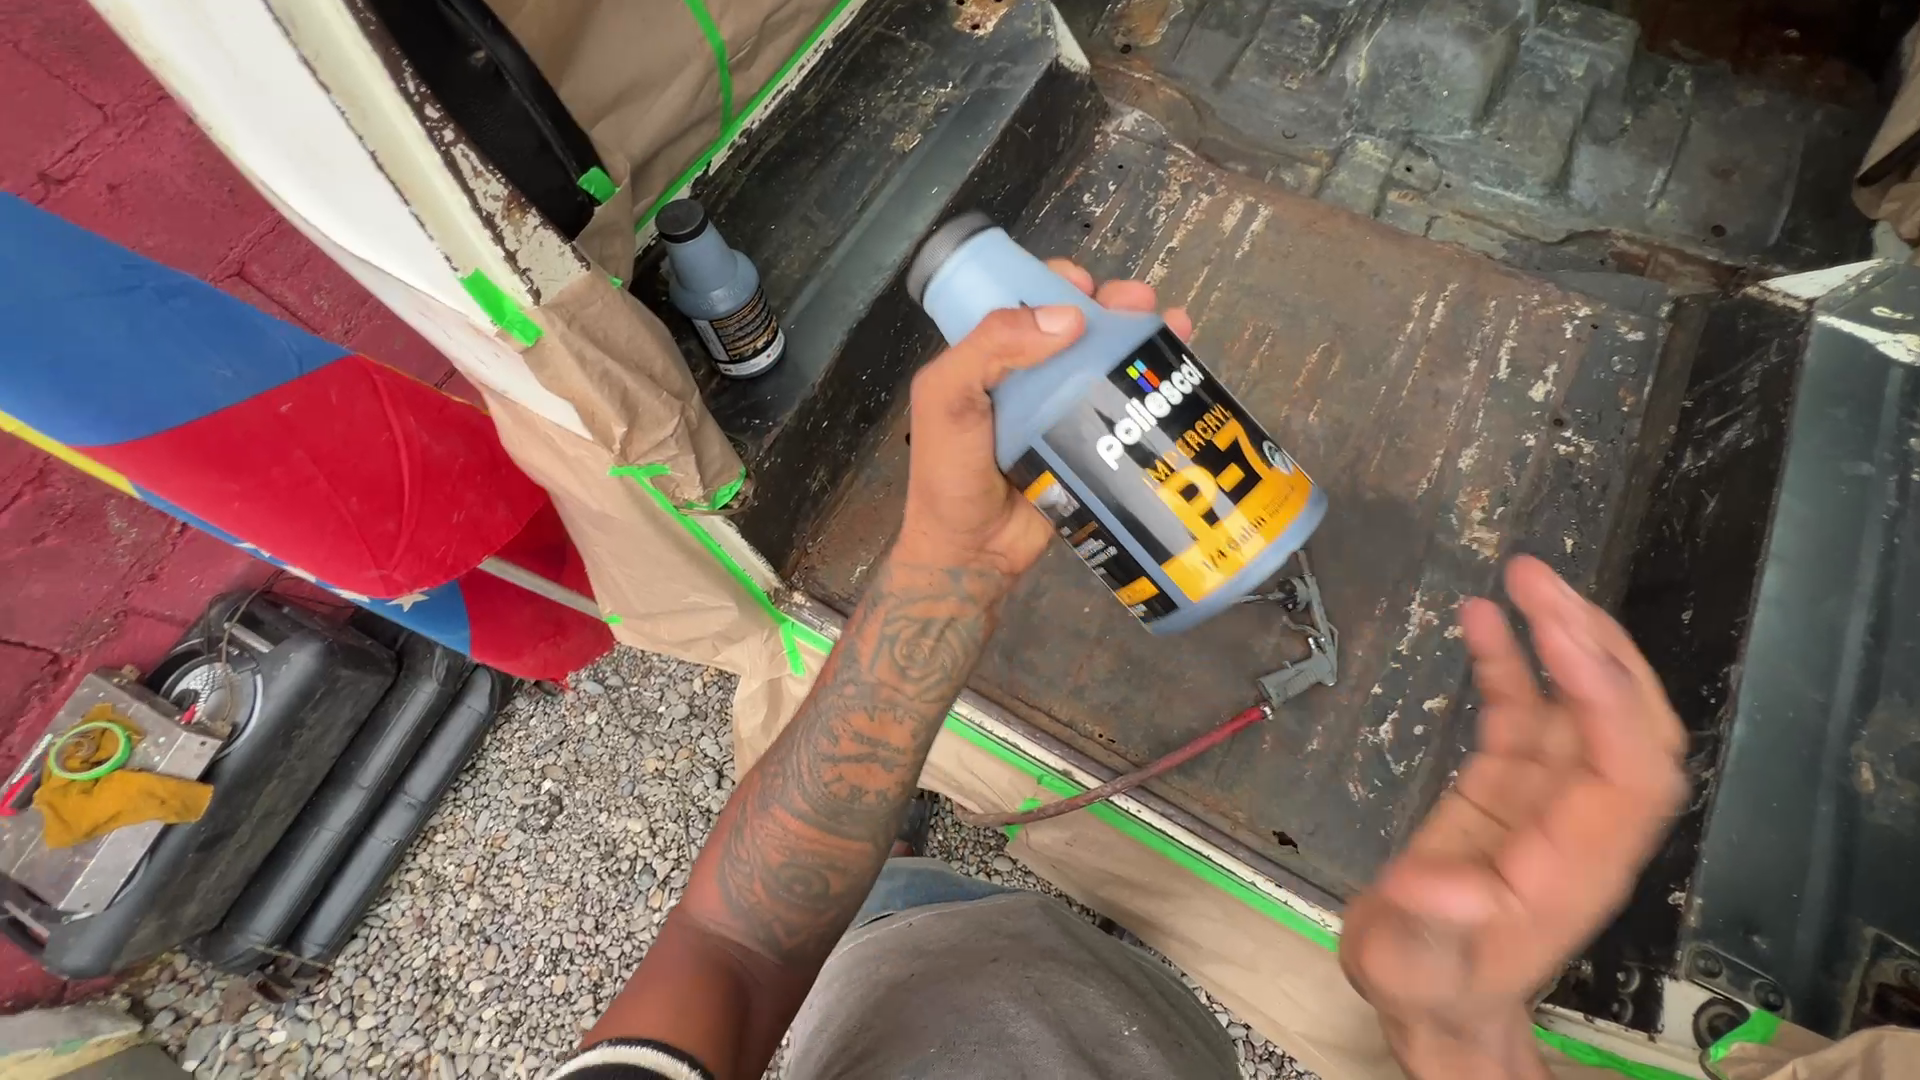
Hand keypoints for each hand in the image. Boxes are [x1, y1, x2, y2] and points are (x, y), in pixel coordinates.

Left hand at [895, 260, 1192, 577]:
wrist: (975, 551)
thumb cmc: (950, 473)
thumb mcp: (948, 398)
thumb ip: (988, 349)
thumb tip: (1068, 317)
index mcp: (987, 360)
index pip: (1026, 303)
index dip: (1056, 285)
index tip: (1084, 287)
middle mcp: (1027, 379)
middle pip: (1077, 326)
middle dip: (1111, 304)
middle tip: (1136, 303)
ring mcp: (1062, 413)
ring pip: (1106, 360)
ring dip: (1140, 333)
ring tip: (1169, 324)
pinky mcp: (1090, 446)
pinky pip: (1123, 405)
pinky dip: (1152, 381)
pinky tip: (1180, 363)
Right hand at [1339, 556, 1687, 1079]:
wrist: (1430, 999)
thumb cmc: (1423, 986)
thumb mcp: (1412, 968)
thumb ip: (1428, 926)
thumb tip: (1437, 881)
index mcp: (1571, 866)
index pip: (1623, 770)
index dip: (1603, 699)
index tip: (1553, 632)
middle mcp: (1577, 824)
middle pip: (1622, 725)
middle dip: (1593, 648)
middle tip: (1537, 579)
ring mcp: (1545, 802)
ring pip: (1579, 709)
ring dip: (1560, 641)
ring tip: (1519, 579)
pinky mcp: (1508, 789)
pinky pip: (1523, 715)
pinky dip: (1510, 665)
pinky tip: (1481, 620)